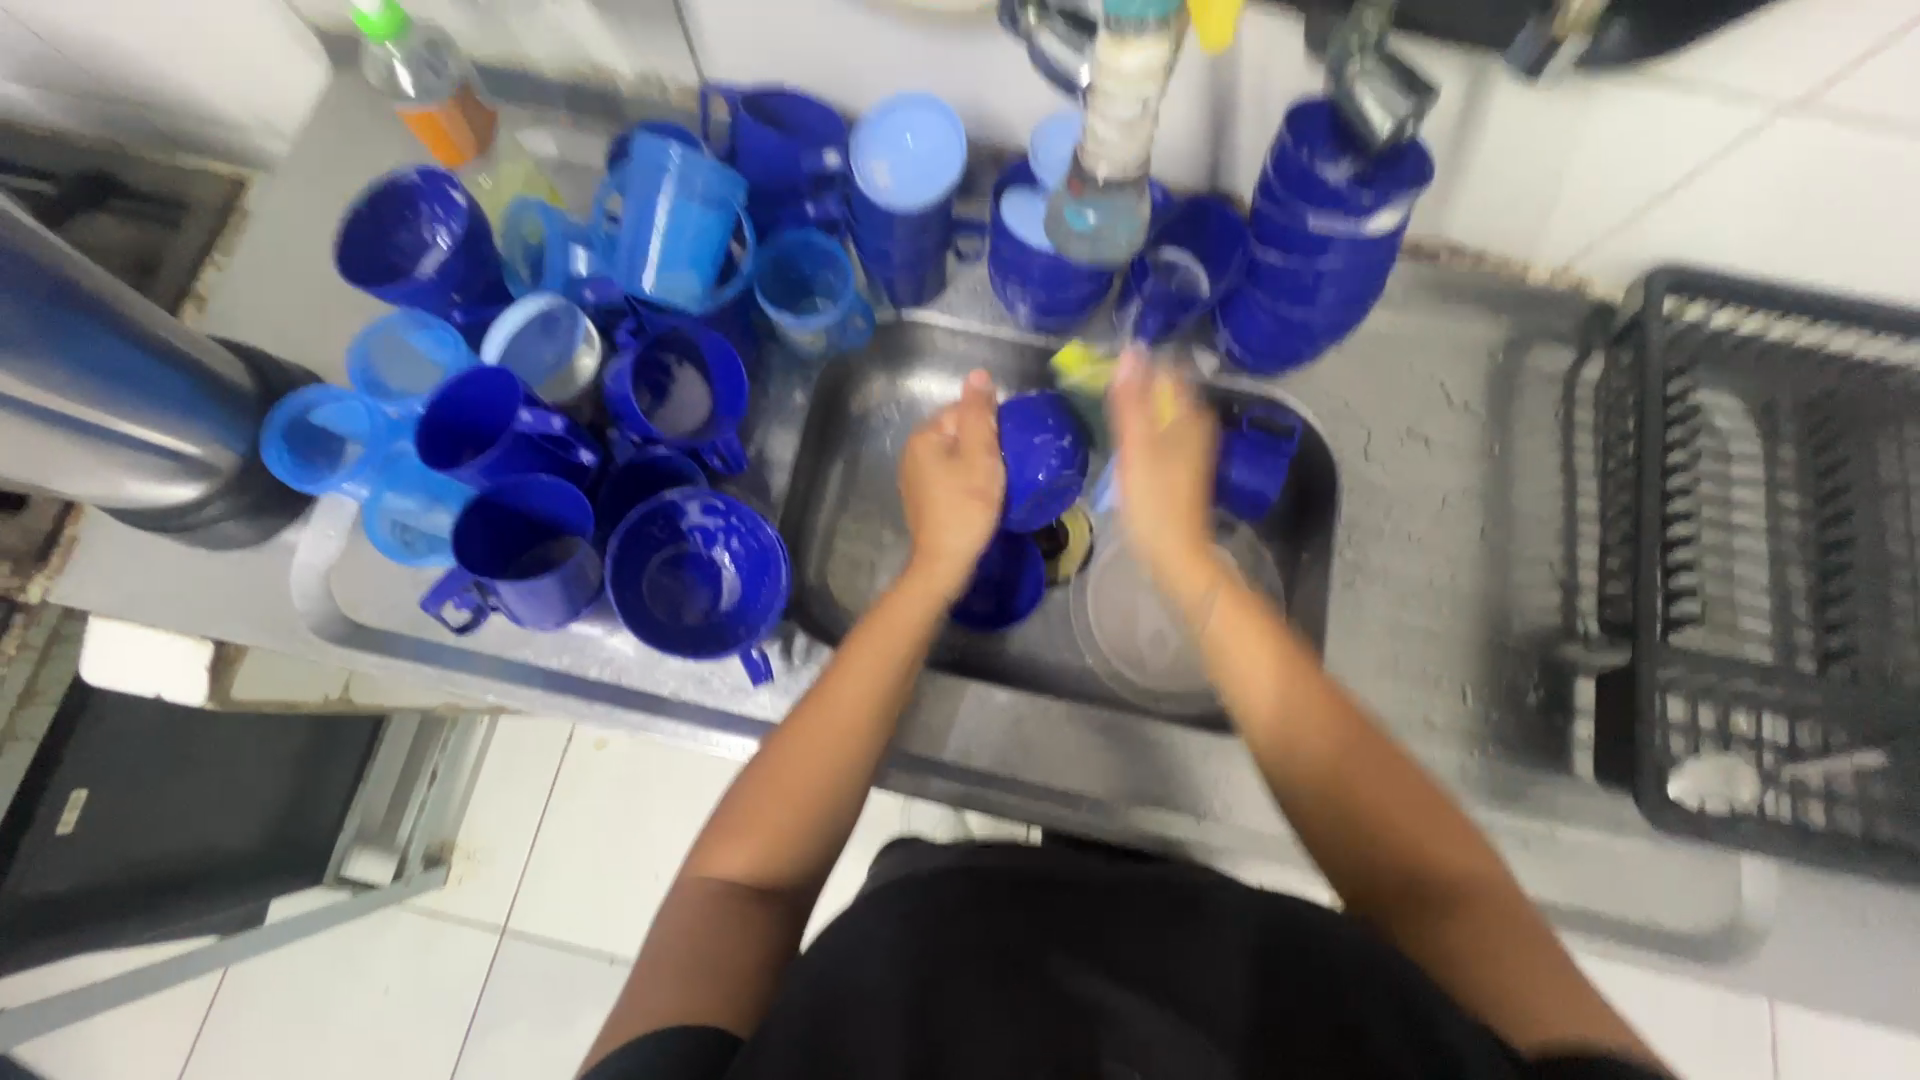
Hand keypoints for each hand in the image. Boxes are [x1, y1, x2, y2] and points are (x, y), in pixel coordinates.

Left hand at [898, 369, 1005, 601]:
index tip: (1008, 448)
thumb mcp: (981, 455)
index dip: (990, 425)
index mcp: (924, 435)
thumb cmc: (967, 506)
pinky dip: (964, 480)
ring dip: (975, 463)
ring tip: (996, 481)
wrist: (944, 561)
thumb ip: (979, 413)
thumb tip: (978, 374)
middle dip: (983, 444)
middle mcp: (912, 451)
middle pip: (957, 432)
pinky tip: (978, 495)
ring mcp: (913, 476)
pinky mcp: (921, 498)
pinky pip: (948, 476)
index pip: (963, 410)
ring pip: (953, 455)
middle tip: (1005, 466)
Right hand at [1106, 349, 1220, 604]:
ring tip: (1107, 418)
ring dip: (1134, 409)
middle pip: (1162, 389)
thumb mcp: (1136, 447)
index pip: (1165, 367)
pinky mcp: (1181, 464)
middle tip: (1100, 398)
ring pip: (1159, 412)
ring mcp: (1190, 445)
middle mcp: (1196, 423)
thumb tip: (1130, 350)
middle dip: (1134, 387)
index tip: (1104, 372)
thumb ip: (1131, 400)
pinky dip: (1140, 431)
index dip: (1136, 365)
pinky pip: (1158, 432)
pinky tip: (1122, 445)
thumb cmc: (1154, 502)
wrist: (1174, 553)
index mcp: (1190, 414)